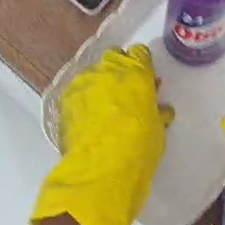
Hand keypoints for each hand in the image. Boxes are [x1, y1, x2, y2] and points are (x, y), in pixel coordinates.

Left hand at [32, 46, 172, 224]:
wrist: (101, 170)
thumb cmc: (139, 149)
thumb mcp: (157, 130)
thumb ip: (156, 112)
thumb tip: (159, 108)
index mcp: (137, 74)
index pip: (140, 54)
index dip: (142, 67)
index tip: (144, 82)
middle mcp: (108, 70)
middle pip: (114, 58)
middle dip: (119, 72)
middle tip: (125, 94)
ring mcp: (84, 83)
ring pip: (93, 74)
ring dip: (100, 85)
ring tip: (104, 108)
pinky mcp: (66, 100)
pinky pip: (78, 92)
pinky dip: (84, 101)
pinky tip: (88, 119)